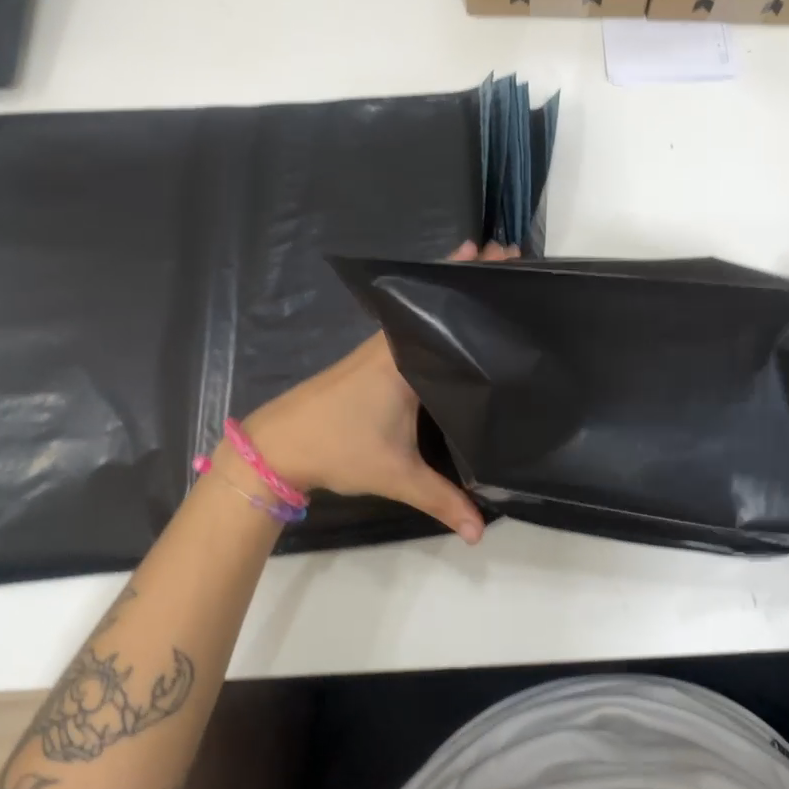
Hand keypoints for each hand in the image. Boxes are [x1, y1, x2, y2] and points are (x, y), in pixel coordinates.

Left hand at [219, 240, 517, 544]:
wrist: (277, 446)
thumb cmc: (338, 448)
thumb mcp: (396, 474)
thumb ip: (441, 500)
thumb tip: (481, 533)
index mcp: (403, 358)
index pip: (447, 312)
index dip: (476, 283)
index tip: (507, 259)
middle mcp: (392, 342)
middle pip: (438, 299)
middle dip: (472, 276)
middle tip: (511, 255)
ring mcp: (379, 346)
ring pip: (422, 308)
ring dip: (451, 289)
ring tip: (490, 273)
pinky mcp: (371, 358)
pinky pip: (410, 322)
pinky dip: (433, 309)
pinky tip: (449, 316)